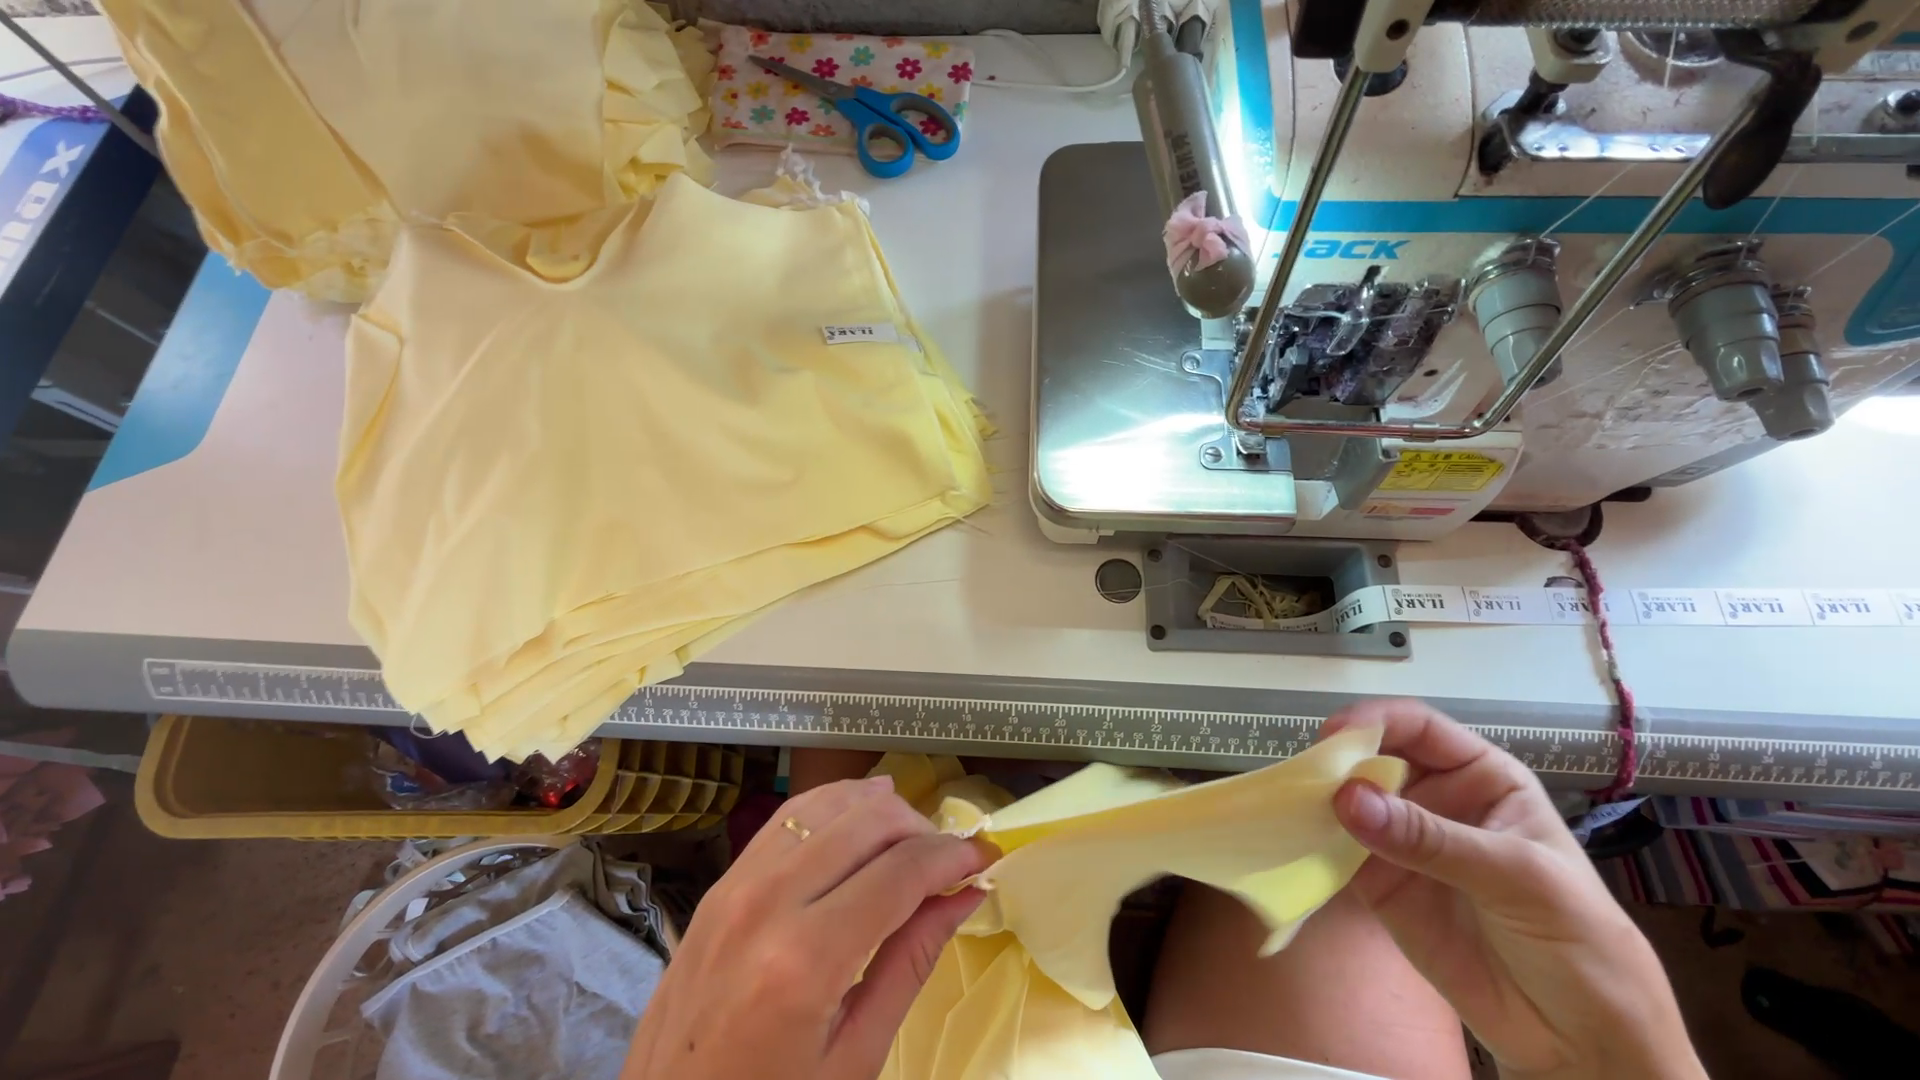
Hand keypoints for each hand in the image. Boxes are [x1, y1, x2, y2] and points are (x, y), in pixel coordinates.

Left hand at [623, 775, 991, 1079]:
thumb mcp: (855, 1055)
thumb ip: (912, 962)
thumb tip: (966, 895)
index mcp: (806, 959)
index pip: (901, 871)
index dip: (954, 856)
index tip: (985, 859)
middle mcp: (768, 901)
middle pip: (868, 822)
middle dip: (924, 829)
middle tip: (951, 860)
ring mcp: (737, 884)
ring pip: (828, 805)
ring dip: (881, 810)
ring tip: (914, 837)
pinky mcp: (721, 882)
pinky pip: (788, 818)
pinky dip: (834, 807)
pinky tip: (860, 816)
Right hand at [1323, 700, 1704, 1079]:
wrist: (1579, 1036)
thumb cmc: (1576, 938)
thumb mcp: (1516, 877)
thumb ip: (1431, 838)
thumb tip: (1346, 797)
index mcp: (1479, 777)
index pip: (1419, 729)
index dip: (1376, 721)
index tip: (1332, 736)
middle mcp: (1433, 799)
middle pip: (1371, 760)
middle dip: (1336, 764)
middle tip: (1302, 781)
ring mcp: (1401, 842)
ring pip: (1346, 804)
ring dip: (1316, 803)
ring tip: (1287, 810)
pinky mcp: (1377, 884)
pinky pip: (1335, 853)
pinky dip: (1310, 845)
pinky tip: (1291, 843)